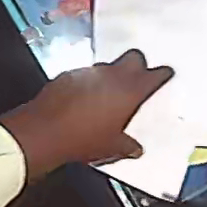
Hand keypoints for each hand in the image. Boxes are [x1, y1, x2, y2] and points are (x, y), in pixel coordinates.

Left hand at [0, 50, 172, 183]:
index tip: (164, 75)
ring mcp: (86, 72)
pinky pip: (82, 74)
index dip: (161, 74)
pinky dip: (86, 82)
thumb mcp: (113, 147)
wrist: (43, 132)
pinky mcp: (65, 75)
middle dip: (137, 65)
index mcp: (130, 90)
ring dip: (108, 75)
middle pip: (133, 57)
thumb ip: (128, 145)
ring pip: (105, 65)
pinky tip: (81, 97)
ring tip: (106, 93)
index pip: (155, 74)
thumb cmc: (83, 139)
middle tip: (136, 78)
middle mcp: (110, 75)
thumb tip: (135, 148)